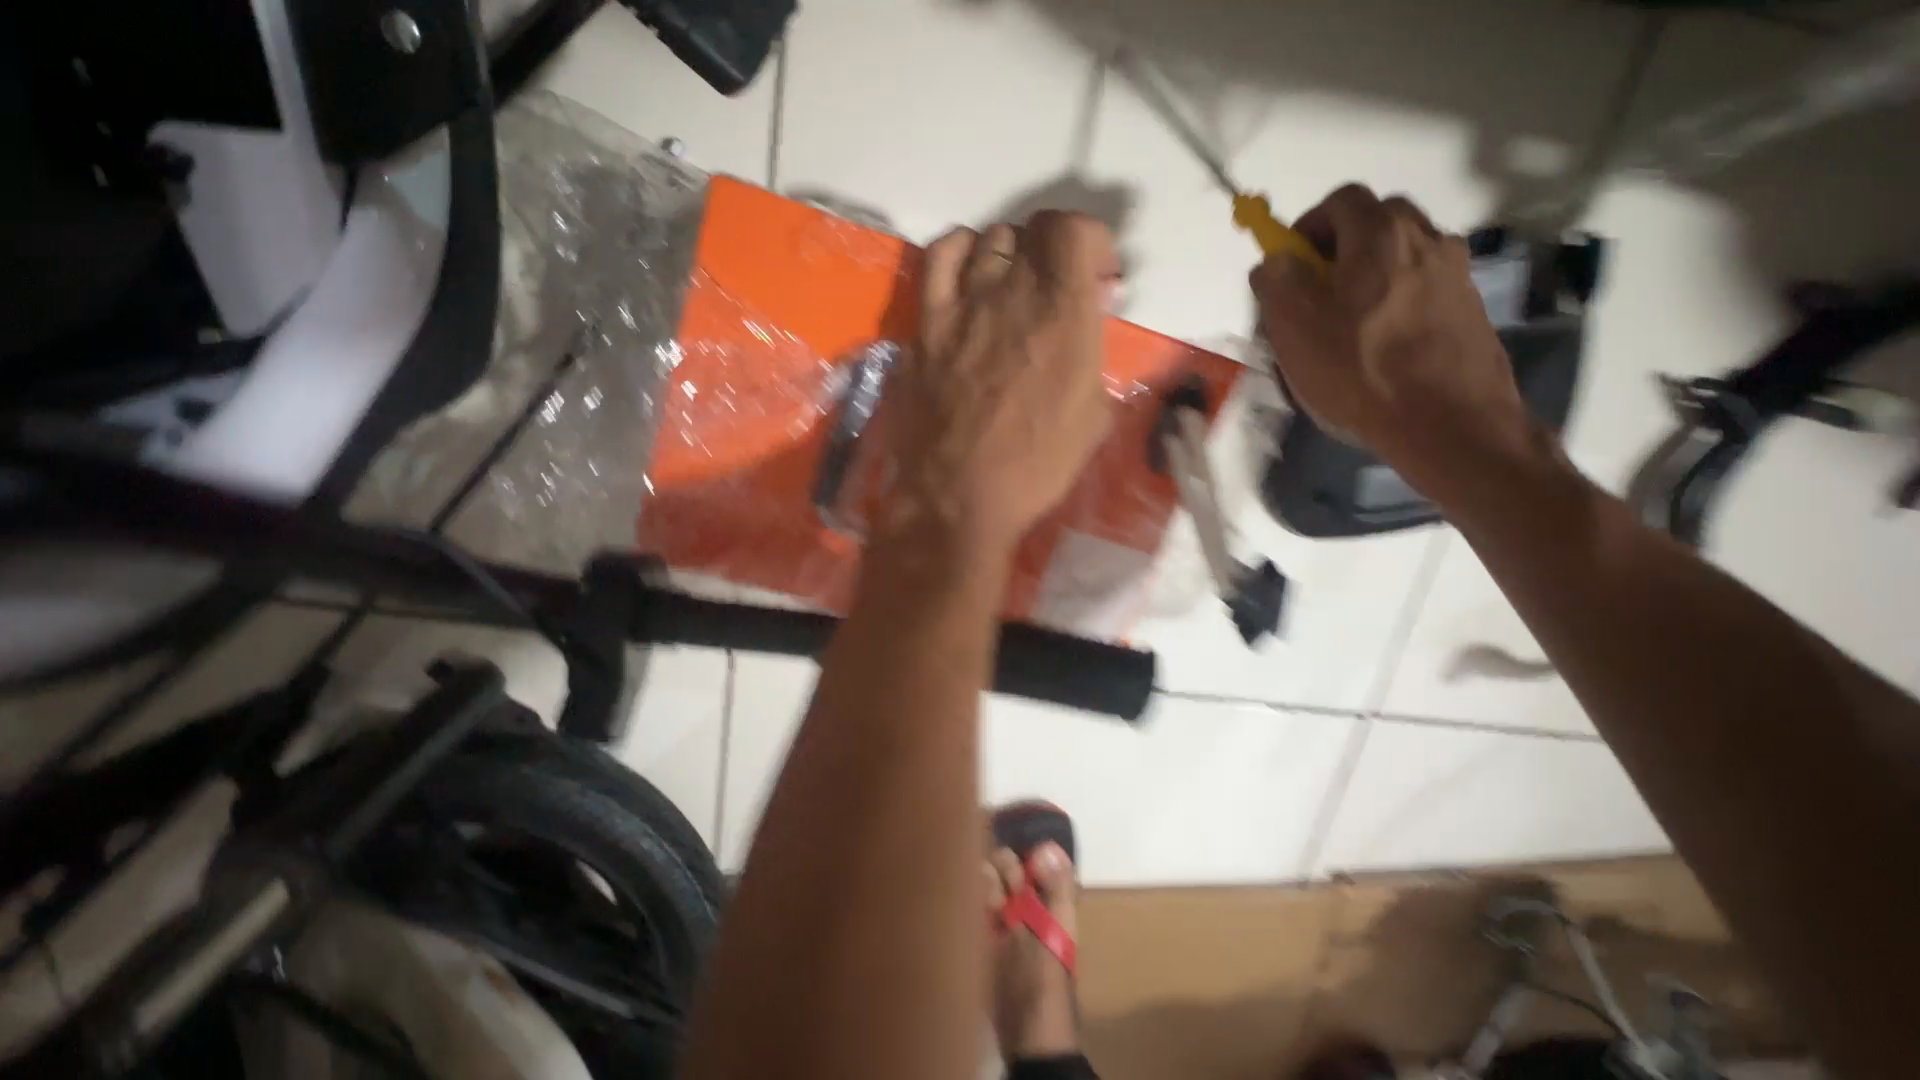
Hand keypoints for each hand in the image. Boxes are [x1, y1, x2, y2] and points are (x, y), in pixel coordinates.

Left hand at [883, 211, 1118, 559]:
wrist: (959, 496)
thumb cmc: (1037, 465)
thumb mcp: (1093, 413)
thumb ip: (1092, 351)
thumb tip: (1088, 316)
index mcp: (1063, 312)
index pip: (1075, 229)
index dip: (1093, 242)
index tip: (1098, 278)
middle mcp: (1012, 292)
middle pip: (1035, 230)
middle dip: (1057, 252)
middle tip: (1061, 290)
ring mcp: (962, 304)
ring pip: (990, 238)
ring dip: (1014, 255)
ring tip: (1015, 288)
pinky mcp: (926, 323)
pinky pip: (940, 258)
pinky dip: (961, 252)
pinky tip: (970, 277)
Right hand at [1251, 184, 1533, 483]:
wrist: (1451, 424)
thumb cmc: (1361, 370)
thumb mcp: (1294, 326)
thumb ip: (1276, 280)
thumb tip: (1277, 261)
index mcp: (1381, 233)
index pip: (1340, 200)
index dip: (1307, 226)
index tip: (1290, 264)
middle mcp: (1428, 239)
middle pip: (1377, 224)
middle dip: (1341, 249)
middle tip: (1316, 294)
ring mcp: (1456, 274)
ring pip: (1401, 259)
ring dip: (1371, 279)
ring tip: (1348, 330)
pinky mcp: (1470, 311)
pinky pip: (1423, 292)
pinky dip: (1398, 306)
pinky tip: (1383, 351)